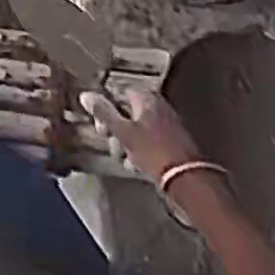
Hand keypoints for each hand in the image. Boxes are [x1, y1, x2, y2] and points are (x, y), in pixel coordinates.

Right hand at [80, 89, 203, 182]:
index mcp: (145, 98)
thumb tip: (85, 94)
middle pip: (125, 111)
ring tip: (124, 158)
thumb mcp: (122, 131)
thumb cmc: (153, 151)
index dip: (103, 107)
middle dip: (114, 128)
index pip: (115, 92)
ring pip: (136, 128)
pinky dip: (140, 150)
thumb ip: (102, 112)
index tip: (99, 125)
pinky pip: (149, 140)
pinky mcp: (174, 142)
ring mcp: (168, 124)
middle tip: (111, 143)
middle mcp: (157, 106)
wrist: (190, 182)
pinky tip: (136, 164)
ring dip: (125, 142)